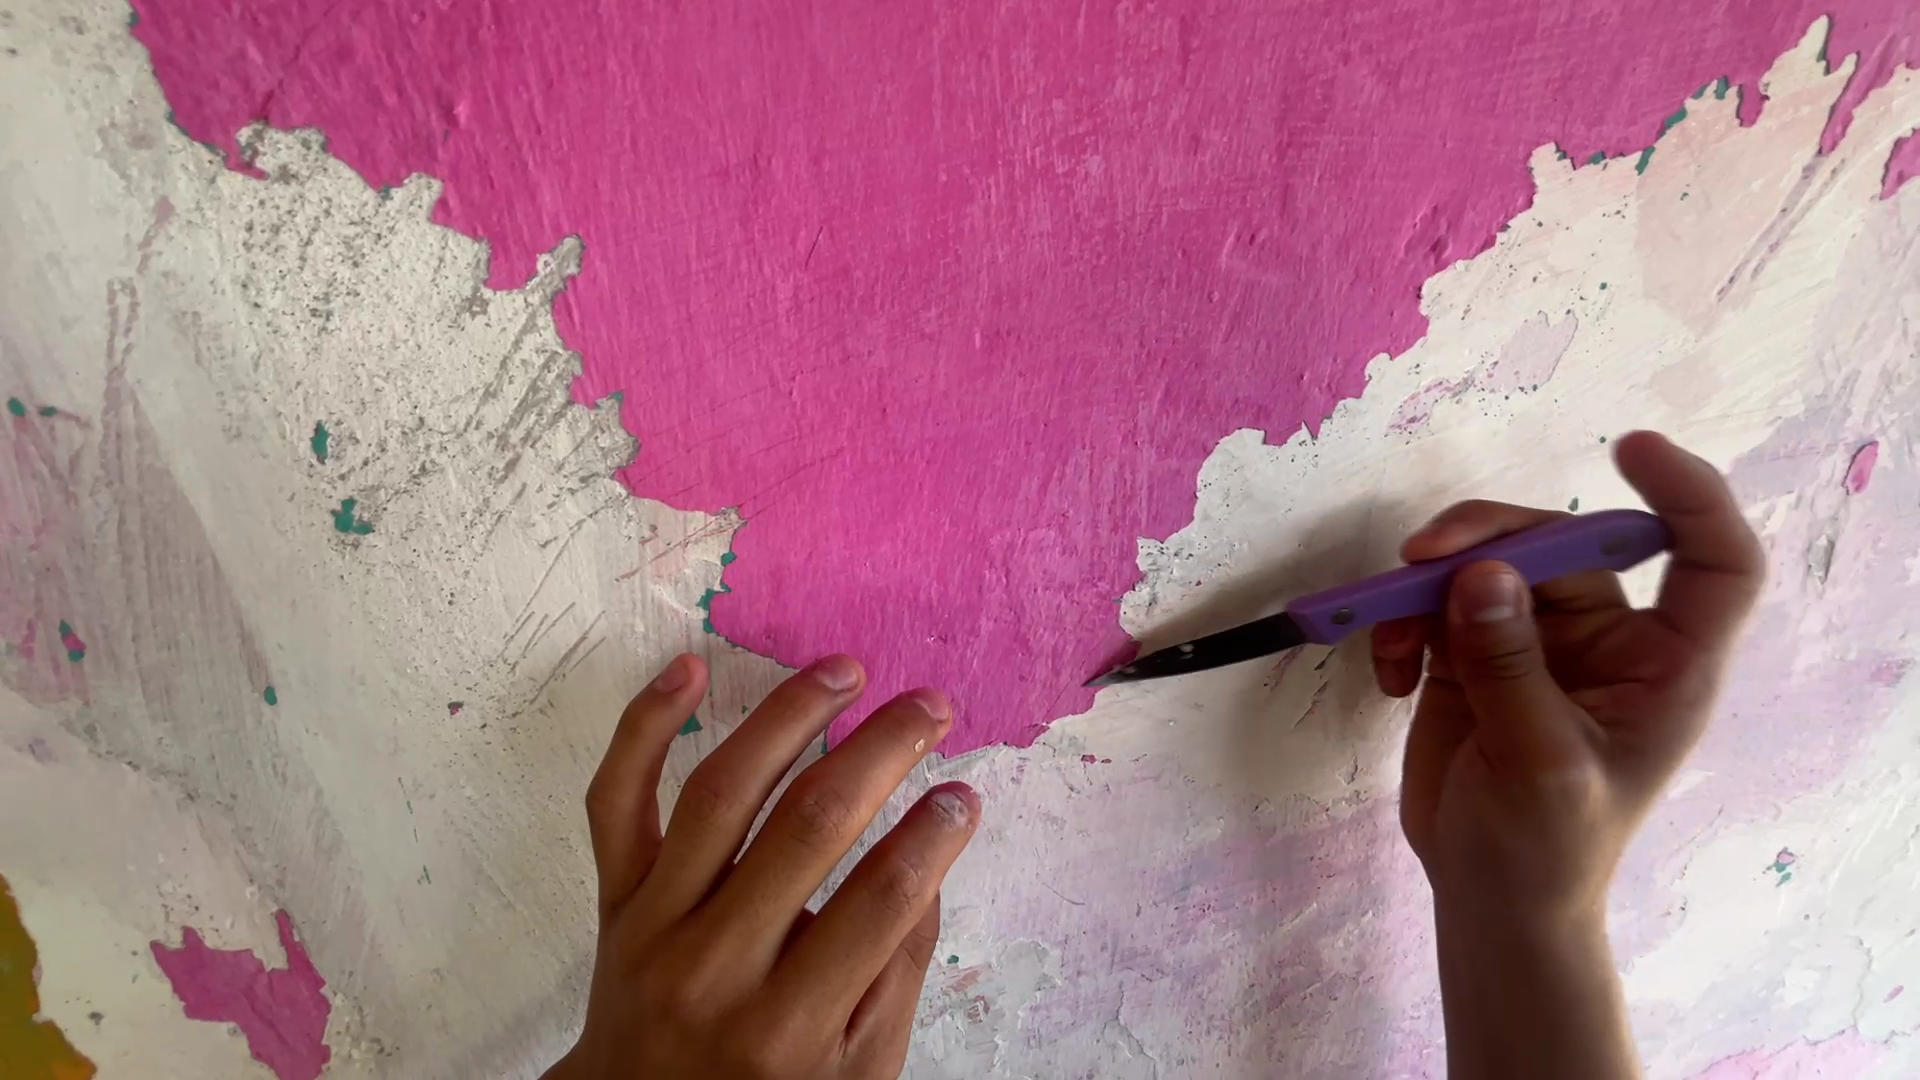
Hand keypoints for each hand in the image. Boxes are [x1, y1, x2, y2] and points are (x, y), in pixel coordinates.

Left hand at [545, 653, 979, 1079]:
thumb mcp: (858, 1071)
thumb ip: (898, 967)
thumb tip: (928, 854)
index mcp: (792, 1025)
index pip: (881, 900)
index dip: (934, 835)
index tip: (964, 792)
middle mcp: (717, 964)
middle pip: (810, 826)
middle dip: (883, 749)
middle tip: (930, 704)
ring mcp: (654, 921)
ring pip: (722, 791)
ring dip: (790, 715)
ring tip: (845, 670)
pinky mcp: (615, 893)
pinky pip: (617, 800)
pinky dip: (644, 728)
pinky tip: (689, 668)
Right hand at [1370, 431, 1764, 920]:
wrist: (1483, 883)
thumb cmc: (1546, 842)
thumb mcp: (1538, 759)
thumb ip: (1509, 664)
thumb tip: (1480, 572)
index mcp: (1657, 665)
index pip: (1705, 563)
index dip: (1685, 498)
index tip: (1629, 449)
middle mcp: (1595, 640)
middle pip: (1551, 547)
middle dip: (1481, 541)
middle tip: (1416, 555)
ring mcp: (1522, 645)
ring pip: (1475, 572)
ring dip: (1419, 596)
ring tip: (1388, 647)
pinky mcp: (1462, 657)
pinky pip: (1426, 611)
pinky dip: (1394, 631)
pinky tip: (1385, 677)